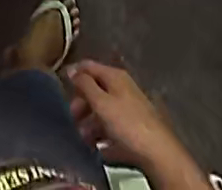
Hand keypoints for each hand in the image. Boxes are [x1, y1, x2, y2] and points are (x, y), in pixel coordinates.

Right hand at [67, 60, 208, 185]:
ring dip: (91, 124)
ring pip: (105, 112)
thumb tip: (72, 70)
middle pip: (96, 90)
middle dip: (82, 104)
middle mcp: (123, 88)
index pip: (88, 66)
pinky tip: (100, 149)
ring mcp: (131, 109)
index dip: (74, 73)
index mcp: (115, 76)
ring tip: (84, 139)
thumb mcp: (100, 102)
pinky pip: (115, 129)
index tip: (61, 85)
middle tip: (72, 119)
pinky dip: (105, 137)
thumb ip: (84, 84)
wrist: (160, 155)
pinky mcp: (137, 130)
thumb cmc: (127, 124)